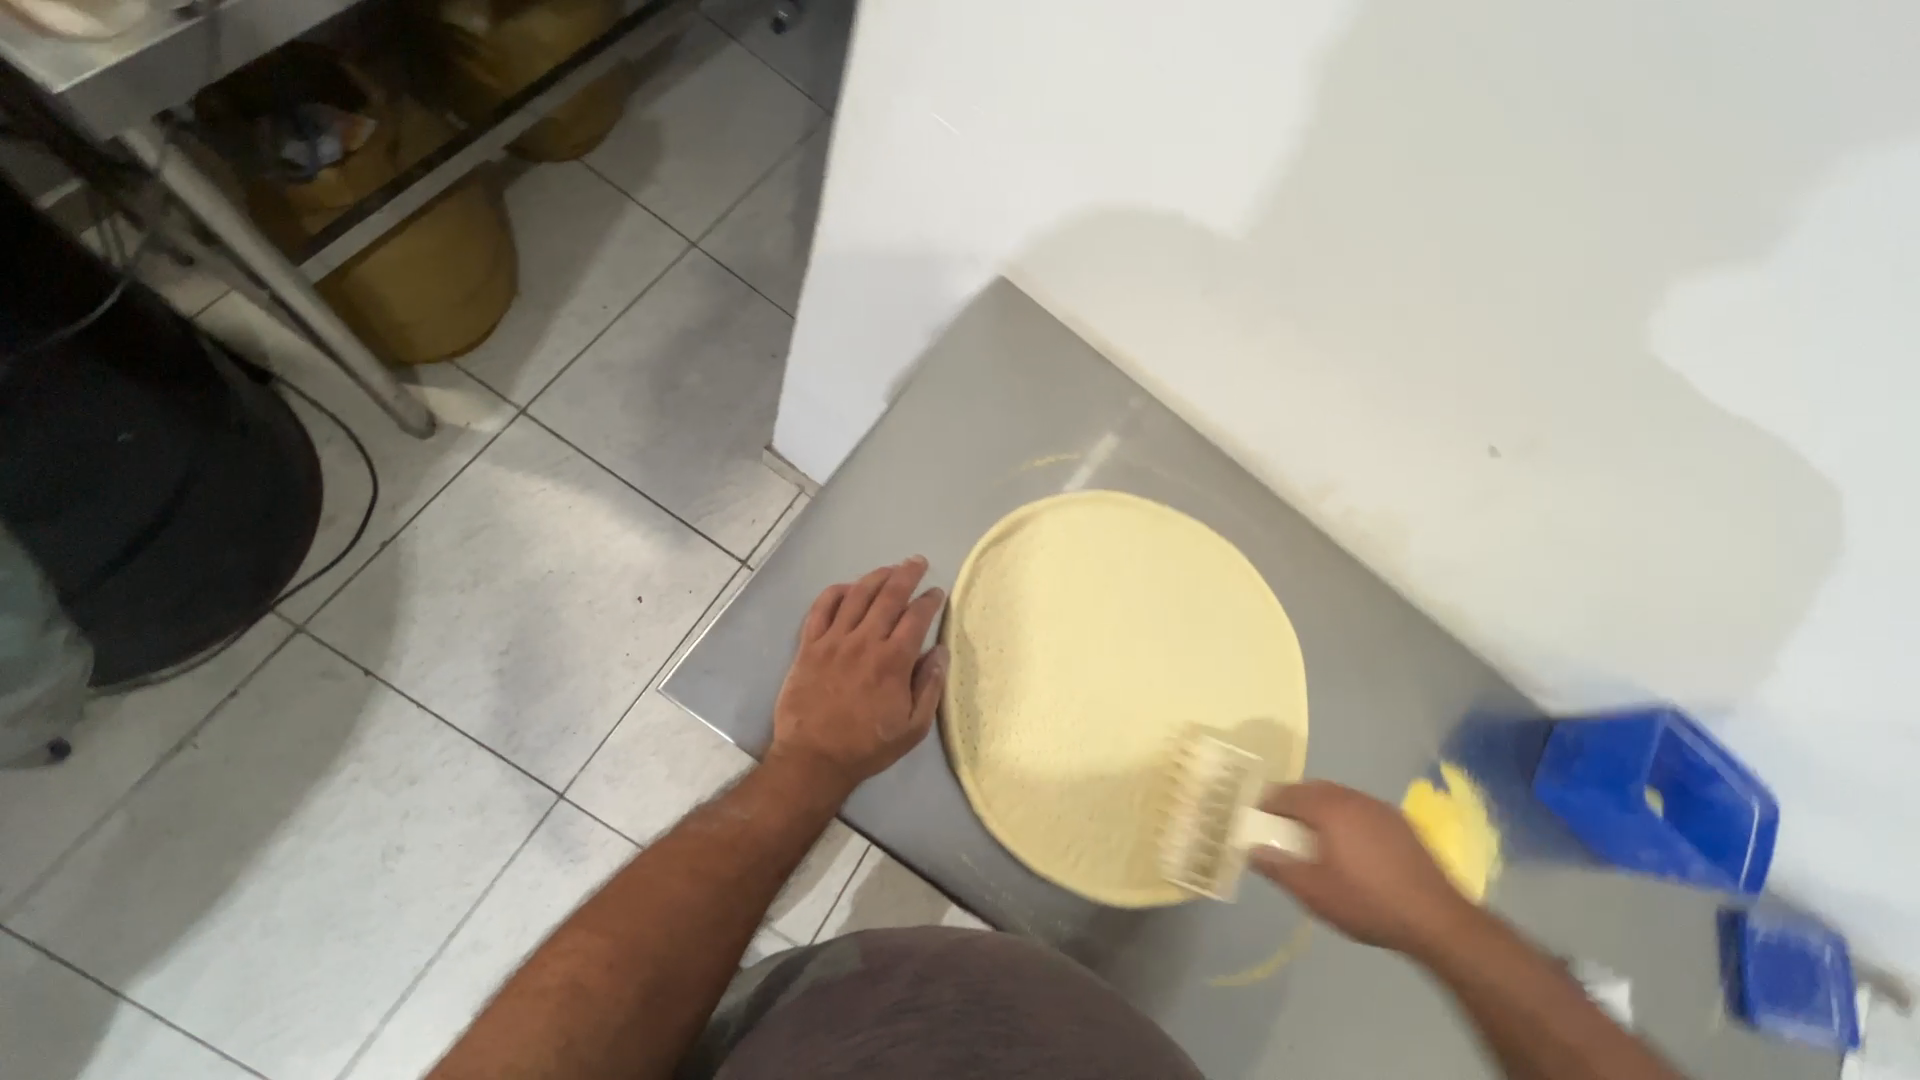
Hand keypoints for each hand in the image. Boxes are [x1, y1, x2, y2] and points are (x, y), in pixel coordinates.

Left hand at [769, 557, 947, 792]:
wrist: (814, 758)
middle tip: (917, 563)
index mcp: (893, 661)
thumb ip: (930, 687)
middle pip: (889, 596)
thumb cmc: (868, 746)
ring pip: (857, 595)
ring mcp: (833, 641)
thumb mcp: (913, 728)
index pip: (917, 617)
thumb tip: (940, 651)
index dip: (930, 600)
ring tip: (889, 568)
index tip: (937, 593)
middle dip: (907, 574)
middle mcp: (864, 642)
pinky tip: (849, 587)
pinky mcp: (809, 646)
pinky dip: (837, 592)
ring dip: (876, 577)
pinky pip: (822, 608)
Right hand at [1249, 780, 1479, 954]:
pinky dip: (1344, 818)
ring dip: (1319, 810)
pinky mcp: (1401, 824)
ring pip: (1338, 798)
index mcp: (1328, 807)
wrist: (1438, 921)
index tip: (1253, 822)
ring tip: (1311, 839)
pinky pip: (1360, 809)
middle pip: (1311, 789)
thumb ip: (1277, 866)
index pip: (1285, 793)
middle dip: (1291, 804)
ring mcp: (1381, 808)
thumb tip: (1250, 848)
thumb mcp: (1312, 891)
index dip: (1265, 805)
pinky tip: (1348, 847)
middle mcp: (1353, 798)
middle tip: (1279, 829)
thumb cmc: (1367, 903)